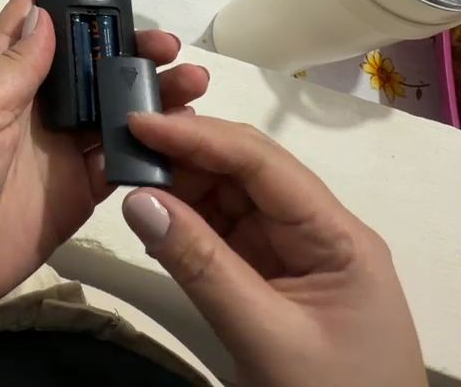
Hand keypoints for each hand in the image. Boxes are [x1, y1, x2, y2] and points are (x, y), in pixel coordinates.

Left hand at [0, 0, 209, 326]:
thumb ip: (13, 66)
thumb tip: (44, 12)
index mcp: (0, 73)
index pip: (33, 22)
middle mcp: (34, 105)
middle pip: (88, 66)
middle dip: (127, 49)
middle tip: (170, 46)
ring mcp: (58, 149)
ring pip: (112, 111)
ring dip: (149, 95)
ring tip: (193, 84)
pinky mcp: (76, 193)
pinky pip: (119, 164)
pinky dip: (151, 150)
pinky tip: (184, 138)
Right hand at [118, 113, 424, 386]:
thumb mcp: (266, 338)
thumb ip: (200, 265)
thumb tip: (135, 197)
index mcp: (336, 234)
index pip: (261, 162)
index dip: (198, 136)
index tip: (138, 122)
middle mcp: (316, 229)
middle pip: (245, 170)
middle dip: (186, 153)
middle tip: (124, 147)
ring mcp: (292, 253)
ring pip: (229, 196)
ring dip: (180, 184)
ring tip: (130, 178)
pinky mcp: (270, 277)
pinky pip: (222, 232)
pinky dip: (185, 220)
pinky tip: (153, 216)